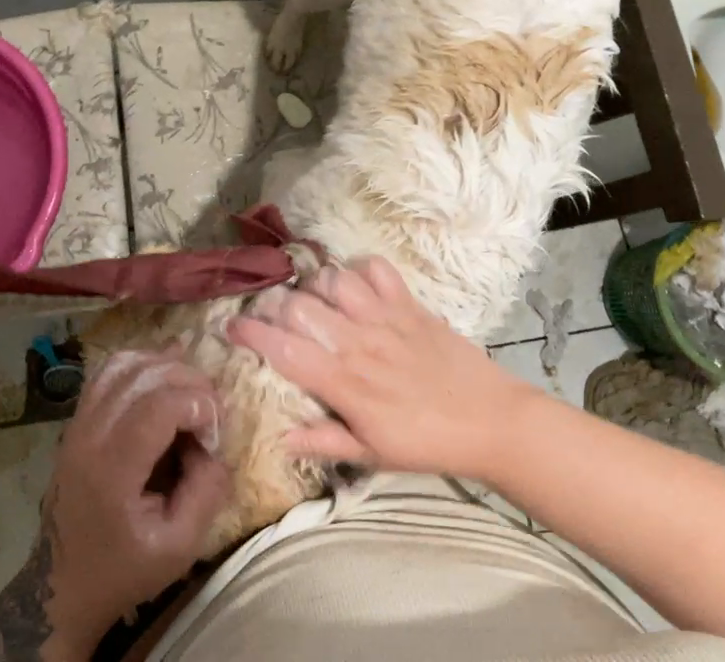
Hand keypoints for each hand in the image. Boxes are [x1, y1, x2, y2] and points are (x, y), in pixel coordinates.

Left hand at [36, 347, 229, 647]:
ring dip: (166, 368)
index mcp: (111, 468)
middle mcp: (89, 434)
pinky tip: (165, 382)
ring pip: (124, 363)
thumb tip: (215, 444)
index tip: (214, 436)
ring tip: (192, 396)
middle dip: (190, 382)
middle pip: (144, 374)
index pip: (159, 404)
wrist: (64, 582)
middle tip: (211, 417)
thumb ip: (206, 490)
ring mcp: (77, 423)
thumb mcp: (180, 546)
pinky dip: (142, 367)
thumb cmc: (124, 569)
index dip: (199, 405)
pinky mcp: (77, 421)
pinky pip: (108, 373)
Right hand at [227, 257, 539, 481]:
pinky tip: (356, 287)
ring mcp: (386, 318)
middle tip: (275, 317)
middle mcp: (359, 343)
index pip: (284, 349)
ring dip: (315, 286)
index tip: (232, 327)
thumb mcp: (373, 454)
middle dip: (276, 305)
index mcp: (344, 383)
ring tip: (316, 301)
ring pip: (333, 280)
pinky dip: (359, 270)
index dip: (251, 333)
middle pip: (300, 305)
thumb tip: (278, 437)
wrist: (492, 422)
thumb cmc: (427, 443)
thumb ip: (324, 440)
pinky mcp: (411, 305)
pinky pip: (377, 270)